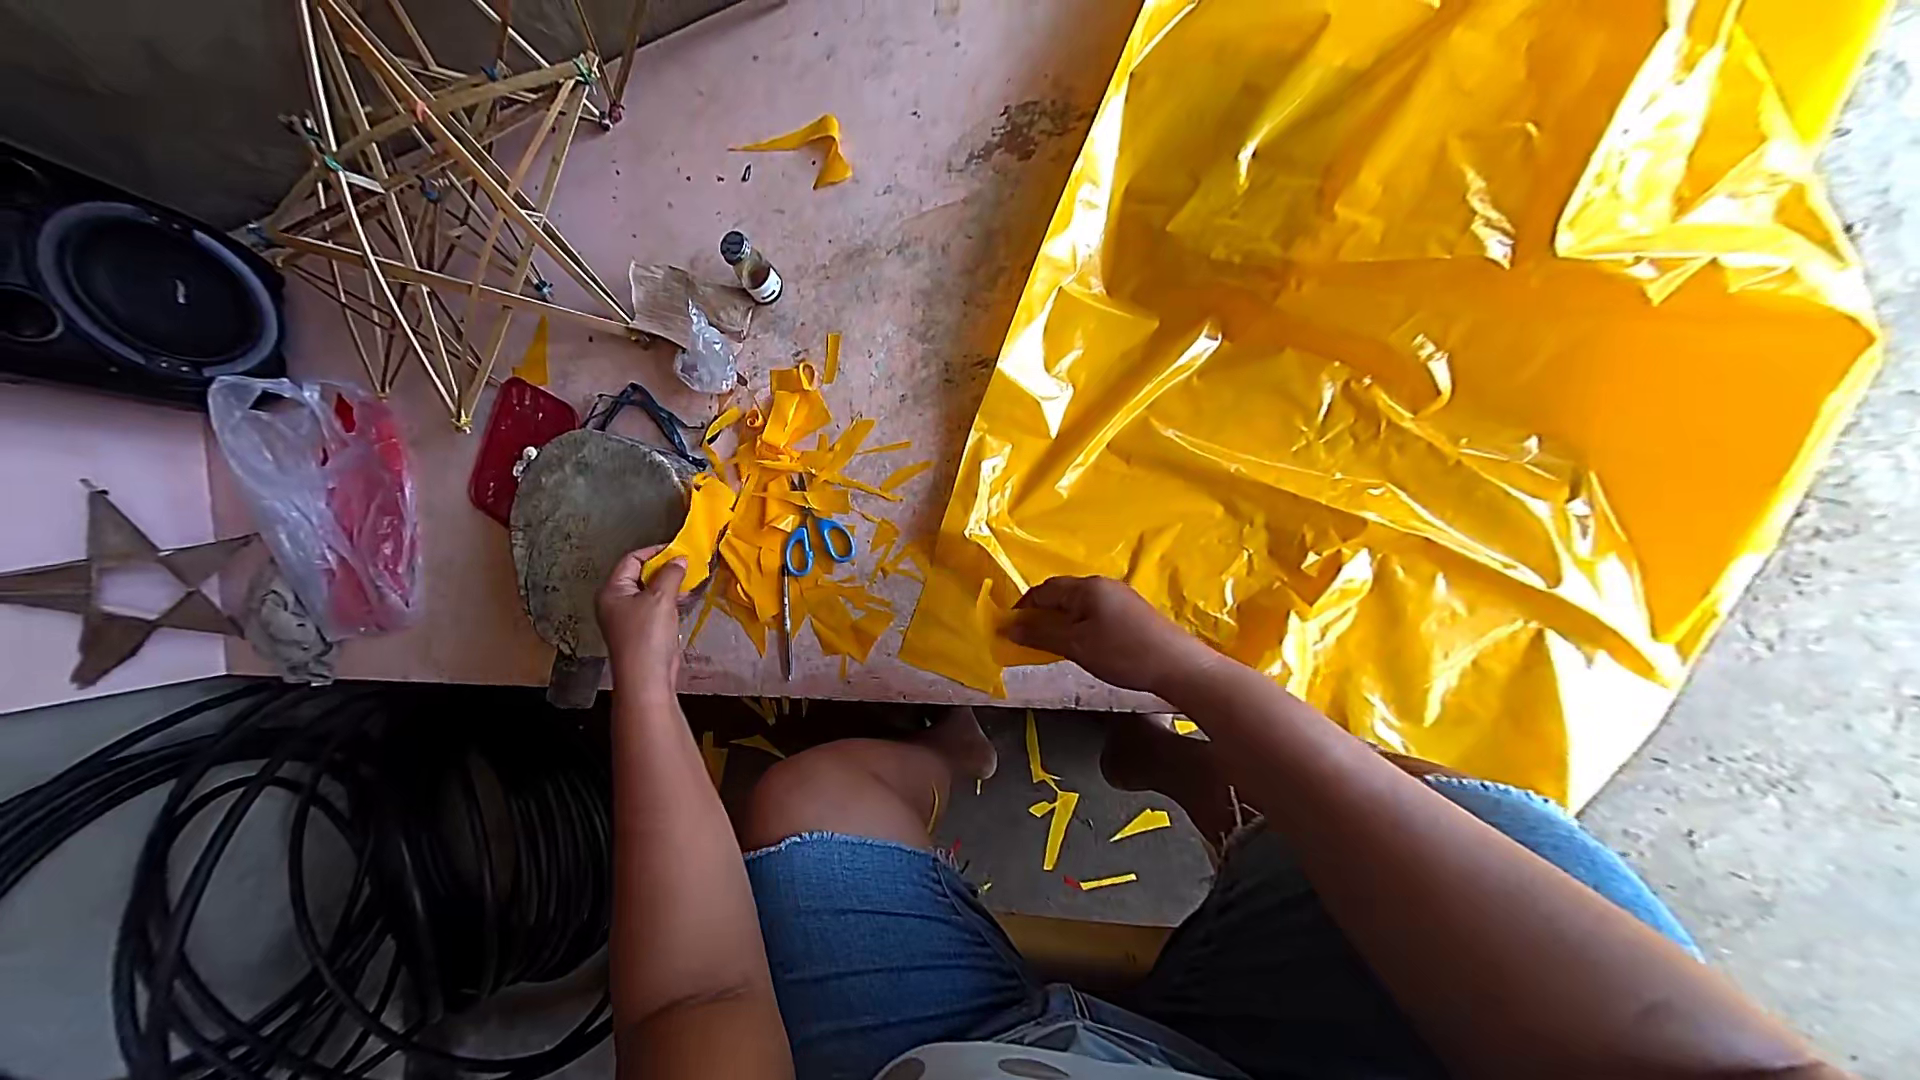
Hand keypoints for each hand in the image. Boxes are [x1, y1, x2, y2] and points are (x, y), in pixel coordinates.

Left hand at [596, 545, 686, 692]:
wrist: (647, 677)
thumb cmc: (648, 635)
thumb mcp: (661, 598)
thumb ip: (671, 574)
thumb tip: (680, 559)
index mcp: (612, 590)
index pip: (632, 559)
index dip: (655, 552)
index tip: (679, 550)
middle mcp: (616, 601)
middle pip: (641, 574)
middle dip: (665, 568)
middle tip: (687, 565)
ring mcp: (628, 617)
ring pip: (650, 591)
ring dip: (670, 584)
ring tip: (690, 581)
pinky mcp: (642, 629)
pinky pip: (656, 606)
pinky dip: (670, 599)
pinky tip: (686, 599)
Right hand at [1007, 576, 1221, 695]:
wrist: (1178, 666)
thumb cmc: (1123, 653)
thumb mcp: (1076, 645)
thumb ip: (1041, 634)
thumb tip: (1010, 627)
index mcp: (1087, 587)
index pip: (1045, 589)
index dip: (1024, 606)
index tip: (1010, 627)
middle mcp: (1103, 585)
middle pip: (1062, 594)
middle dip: (1042, 614)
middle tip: (1028, 639)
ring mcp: (1120, 598)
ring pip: (1079, 605)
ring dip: (1061, 621)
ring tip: (1052, 645)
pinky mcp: (1132, 613)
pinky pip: (1095, 613)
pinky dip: (1080, 626)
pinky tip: (1081, 646)